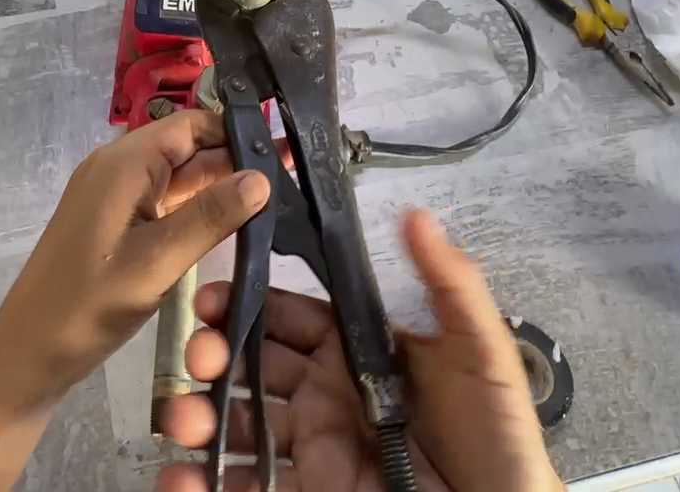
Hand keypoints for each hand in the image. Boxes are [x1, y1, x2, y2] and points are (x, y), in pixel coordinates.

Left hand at [0, 109, 270, 411]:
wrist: (27, 354)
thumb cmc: (87, 304)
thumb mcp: (156, 262)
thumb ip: (210, 217)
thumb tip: (261, 177)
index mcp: (123, 163)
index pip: (188, 125)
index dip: (234, 129)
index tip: (281, 143)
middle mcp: (118, 167)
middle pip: (185, 147)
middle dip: (234, 156)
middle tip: (292, 168)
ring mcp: (115, 194)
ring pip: (177, 175)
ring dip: (219, 181)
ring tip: (276, 188)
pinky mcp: (115, 220)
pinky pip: (164, 199)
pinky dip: (197, 204)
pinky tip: (233, 215)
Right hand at [158, 210, 564, 491]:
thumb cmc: (499, 441)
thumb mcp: (481, 356)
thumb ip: (449, 285)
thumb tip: (416, 214)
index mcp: (353, 351)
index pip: (286, 315)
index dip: (247, 302)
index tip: (211, 297)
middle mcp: (323, 395)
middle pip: (250, 362)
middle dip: (212, 351)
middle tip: (196, 354)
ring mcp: (311, 451)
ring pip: (237, 422)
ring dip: (197, 412)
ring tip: (180, 418)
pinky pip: (243, 488)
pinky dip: (202, 483)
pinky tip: (181, 478)